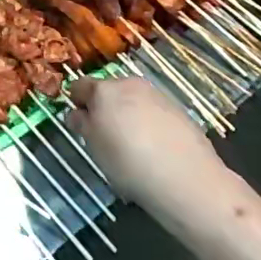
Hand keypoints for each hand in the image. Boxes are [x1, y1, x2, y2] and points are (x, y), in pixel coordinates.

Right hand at [67, 77, 237, 220]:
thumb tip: (76, 113)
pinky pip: (151, 108)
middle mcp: (129, 83)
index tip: (78, 120)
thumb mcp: (96, 149)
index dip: (76, 101)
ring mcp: (155, 93)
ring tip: (129, 142)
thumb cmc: (129, 164)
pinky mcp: (174, 105)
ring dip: (125, 112)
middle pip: (108, 89)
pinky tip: (152, 144)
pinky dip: (146, 119)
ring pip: (131, 97)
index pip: (80, 86)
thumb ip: (84, 125)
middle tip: (103, 134)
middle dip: (103, 106)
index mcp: (104, 91)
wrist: (183, 176)